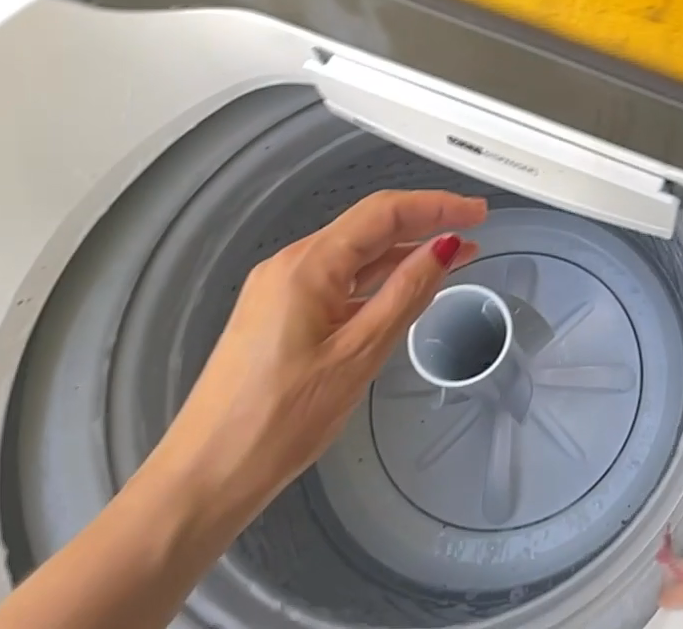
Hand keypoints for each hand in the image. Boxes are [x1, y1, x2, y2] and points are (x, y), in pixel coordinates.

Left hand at [142, 189, 487, 523]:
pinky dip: (380, 276)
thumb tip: (444, 248)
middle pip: (369, 226)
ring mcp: (281, 290)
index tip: (476, 211)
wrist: (205, 477)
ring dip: (406, 250)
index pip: (384, 213)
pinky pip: (341, 279)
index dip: (437, 205)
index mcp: (307, 267)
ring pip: (356, 253)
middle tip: (473, 226)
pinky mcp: (279, 314)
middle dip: (426, 222)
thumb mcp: (359, 353)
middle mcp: (290, 267)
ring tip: (453, 255)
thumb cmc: (277, 421)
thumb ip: (407, 293)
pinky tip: (405, 288)